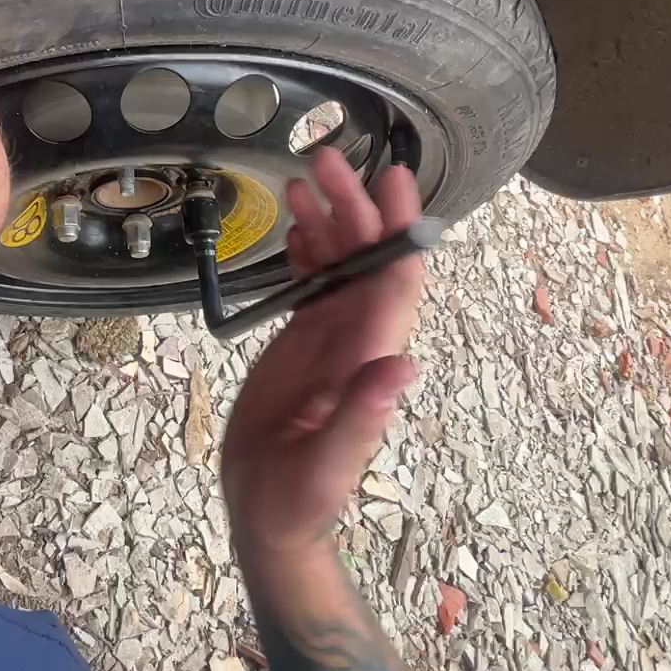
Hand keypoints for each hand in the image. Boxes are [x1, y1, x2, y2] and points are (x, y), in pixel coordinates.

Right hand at [221, 147, 425, 563]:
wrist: (268, 508)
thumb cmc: (298, 497)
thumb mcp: (328, 466)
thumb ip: (363, 417)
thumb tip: (403, 362)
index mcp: (369, 356)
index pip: (395, 280)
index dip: (398, 228)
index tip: (390, 179)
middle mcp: (359, 336)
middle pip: (365, 258)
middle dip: (352, 207)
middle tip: (323, 162)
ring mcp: (333, 335)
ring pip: (339, 263)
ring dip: (326, 221)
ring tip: (299, 183)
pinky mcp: (307, 339)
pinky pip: (314, 283)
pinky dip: (306, 250)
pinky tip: (295, 229)